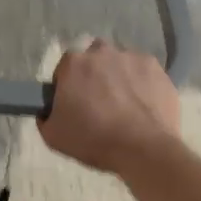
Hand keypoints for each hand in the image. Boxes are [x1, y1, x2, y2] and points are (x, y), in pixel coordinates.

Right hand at [39, 40, 181, 174]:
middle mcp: (100, 51)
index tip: (75, 105)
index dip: (69, 87)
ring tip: (126, 106)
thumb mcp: (54, 136)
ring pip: (119, 63)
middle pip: (93, 60)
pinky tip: (144, 106)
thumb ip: (45, 117)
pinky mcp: (154, 66)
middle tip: (101, 104)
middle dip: (95, 77)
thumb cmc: (94, 140)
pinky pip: (143, 72)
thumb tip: (47, 110)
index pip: (65, 69)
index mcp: (73, 63)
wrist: (144, 149)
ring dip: (119, 78)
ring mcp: (130, 56)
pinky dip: (142, 84)